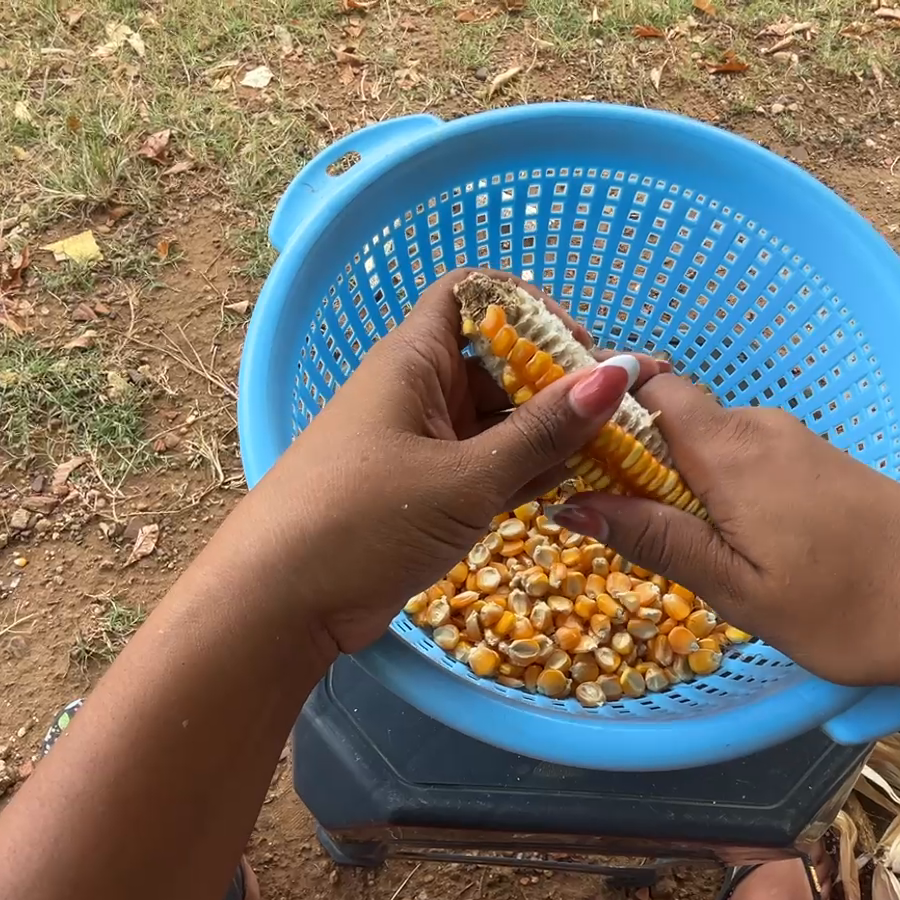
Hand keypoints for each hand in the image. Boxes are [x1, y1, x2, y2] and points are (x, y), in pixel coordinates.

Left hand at [211, 269, 649, 655]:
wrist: (281, 602)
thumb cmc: (365, 520)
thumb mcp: (465, 477)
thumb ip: (542, 431)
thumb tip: (617, 373)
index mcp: (413, 360)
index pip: (473, 297)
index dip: (529, 309)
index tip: (582, 347)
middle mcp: (417, 394)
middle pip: (496, 364)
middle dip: (554, 383)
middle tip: (614, 416)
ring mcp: (420, 446)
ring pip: (495, 422)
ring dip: (544, 436)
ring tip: (606, 456)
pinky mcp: (423, 494)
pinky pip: (484, 467)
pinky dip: (521, 474)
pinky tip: (568, 488)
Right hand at [547, 375, 899, 692]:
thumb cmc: (843, 605)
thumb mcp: (734, 586)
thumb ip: (653, 539)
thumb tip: (572, 504)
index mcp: (731, 449)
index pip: (650, 387)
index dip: (606, 401)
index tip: (571, 441)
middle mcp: (761, 429)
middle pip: (674, 415)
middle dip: (632, 451)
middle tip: (607, 510)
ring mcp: (796, 442)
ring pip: (708, 437)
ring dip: (674, 472)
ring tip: (661, 531)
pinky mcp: (820, 462)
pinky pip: (743, 454)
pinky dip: (713, 480)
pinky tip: (720, 530)